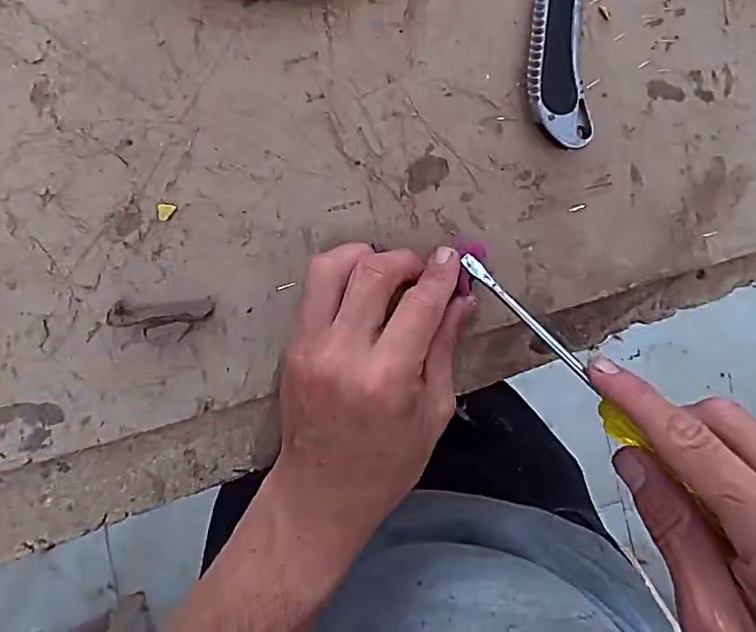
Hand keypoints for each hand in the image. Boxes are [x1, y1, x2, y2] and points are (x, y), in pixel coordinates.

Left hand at [176, 244, 472, 631]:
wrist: (318, 498)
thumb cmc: (385, 464)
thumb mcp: (434, 410)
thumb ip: (446, 346)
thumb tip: (461, 299)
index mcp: (386, 378)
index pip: (420, 301)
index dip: (442, 272)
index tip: (452, 258)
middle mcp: (343, 355)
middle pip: (374, 271)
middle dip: (407, 259)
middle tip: (424, 271)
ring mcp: (310, 348)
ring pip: (333, 266)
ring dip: (368, 257)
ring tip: (389, 275)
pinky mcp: (293, 346)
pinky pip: (316, 288)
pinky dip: (344, 276)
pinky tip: (364, 294)